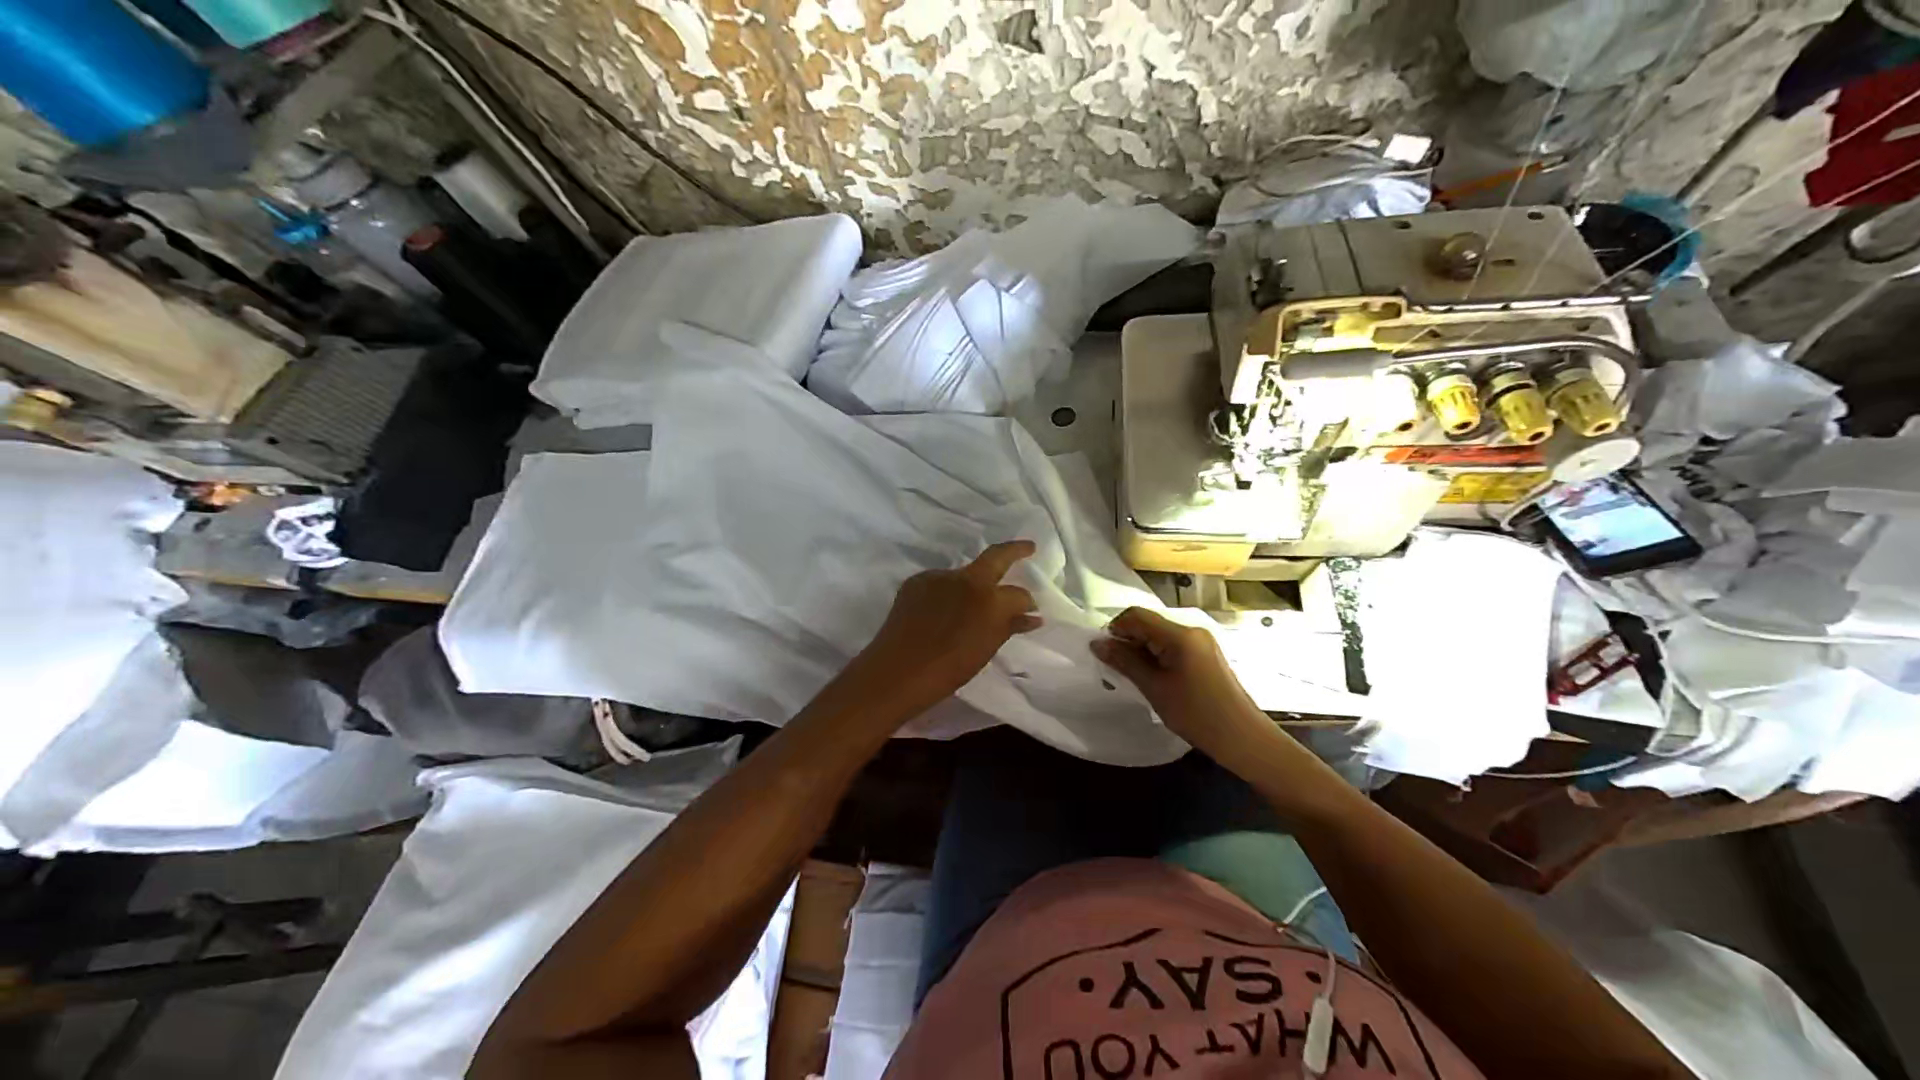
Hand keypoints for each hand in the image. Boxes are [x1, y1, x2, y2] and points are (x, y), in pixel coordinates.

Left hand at [850, 541, 1041, 716]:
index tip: (1029, 611)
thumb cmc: (948, 669)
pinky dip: (948, 593)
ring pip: (964, 575)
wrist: (898, 671)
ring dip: (973, 585)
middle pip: (995, 556)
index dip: (1026, 603)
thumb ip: (1009, 626)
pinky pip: (940, 583)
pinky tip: (943, 613)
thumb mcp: (985, 649)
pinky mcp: (916, 582)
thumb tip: (1031, 616)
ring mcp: (938, 577)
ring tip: (971, 606)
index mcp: (989, 599)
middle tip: (1028, 548)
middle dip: (1015, 550)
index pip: (1018, 594)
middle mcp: (966, 579)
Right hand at [1091, 607, 1273, 760]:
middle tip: (1113, 668)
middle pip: (1149, 623)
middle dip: (1127, 641)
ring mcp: (1202, 642)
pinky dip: (1157, 657)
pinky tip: (1152, 679)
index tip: (1103, 652)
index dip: (1115, 629)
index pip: (1136, 615)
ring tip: (1131, 676)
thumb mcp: (1154, 688)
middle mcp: (1192, 630)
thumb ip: (1125, 662)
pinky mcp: (1206, 655)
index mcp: (1179, 634)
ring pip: (1160, 636)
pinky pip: (1173, 647)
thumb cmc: (1196, 713)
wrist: (1242, 738)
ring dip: (1141, 651)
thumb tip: (1098, 643)